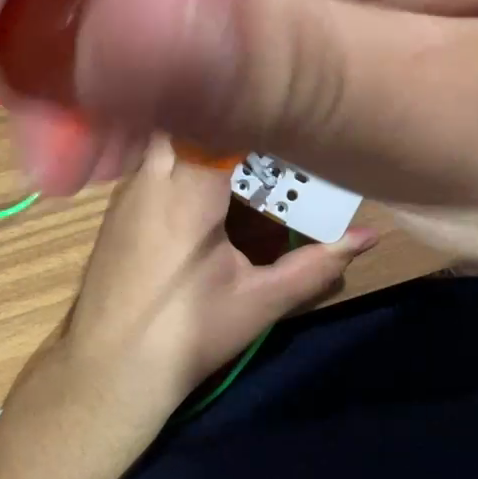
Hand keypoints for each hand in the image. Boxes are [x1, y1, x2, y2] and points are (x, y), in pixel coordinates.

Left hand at [63, 136, 375, 411]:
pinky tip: (196, 187)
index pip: (217, 119)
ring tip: (234, 150)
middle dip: (218, 114)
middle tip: (259, 127)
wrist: (109, 371)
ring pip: (160, 138)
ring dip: (194, 135)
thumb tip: (368, 238)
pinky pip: (147, 163)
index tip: (282, 106)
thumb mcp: (260, 300)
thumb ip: (316, 265)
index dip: (250, 107)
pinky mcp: (114, 210)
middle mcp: (152, 177)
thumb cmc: (189, 332)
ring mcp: (126, 191)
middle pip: (181, 114)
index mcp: (189, 189)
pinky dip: (173, 159)